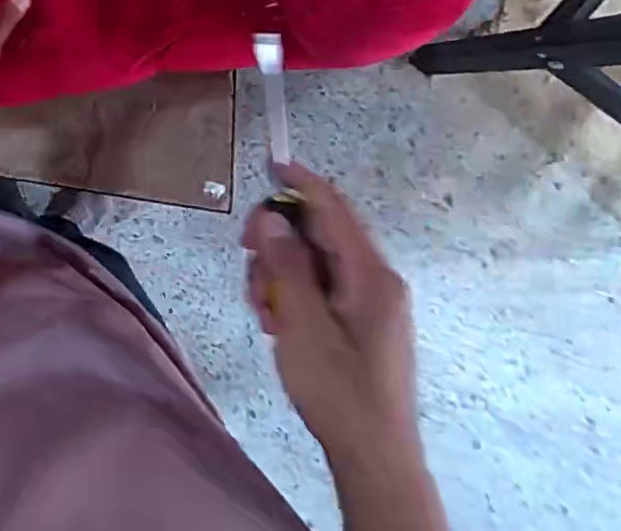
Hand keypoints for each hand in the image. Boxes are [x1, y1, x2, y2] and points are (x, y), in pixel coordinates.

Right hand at [244, 162, 420, 467]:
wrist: (374, 458)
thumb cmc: (339, 391)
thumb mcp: (303, 324)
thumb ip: (287, 265)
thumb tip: (272, 218)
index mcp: (370, 274)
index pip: (333, 208)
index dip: (301, 182)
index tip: (271, 163)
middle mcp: (374, 279)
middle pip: (318, 232)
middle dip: (276, 237)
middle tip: (247, 255)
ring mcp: (368, 300)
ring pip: (312, 259)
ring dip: (279, 270)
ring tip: (261, 306)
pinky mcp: (359, 319)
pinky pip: (319, 285)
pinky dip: (292, 291)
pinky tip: (276, 318)